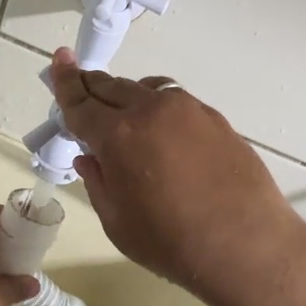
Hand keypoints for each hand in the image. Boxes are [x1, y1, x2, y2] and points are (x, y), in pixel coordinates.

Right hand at [48, 48, 305, 300]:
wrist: (246, 245)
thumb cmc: (170, 243)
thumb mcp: (117, 222)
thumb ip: (98, 182)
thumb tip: (89, 157)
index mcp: (118, 136)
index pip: (81, 102)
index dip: (65, 81)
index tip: (59, 59)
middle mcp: (151, 112)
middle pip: (113, 87)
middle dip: (92, 85)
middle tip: (81, 84)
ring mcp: (188, 112)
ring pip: (147, 89)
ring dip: (128, 95)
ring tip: (122, 113)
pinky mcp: (216, 120)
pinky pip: (176, 103)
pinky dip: (159, 108)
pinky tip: (162, 133)